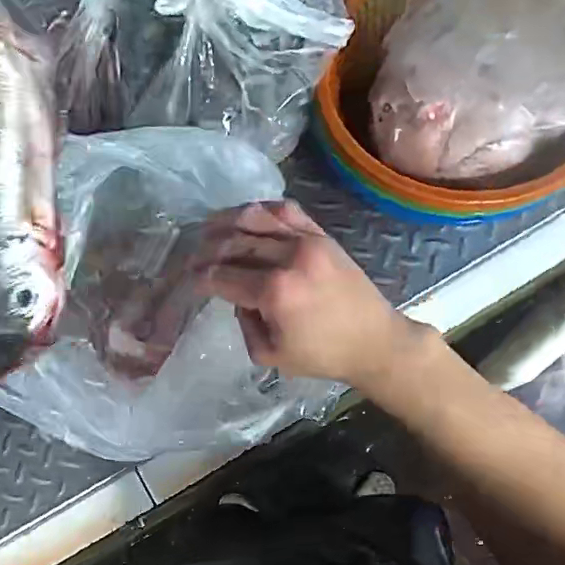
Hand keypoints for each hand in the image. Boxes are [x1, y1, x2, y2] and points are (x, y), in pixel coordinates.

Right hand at [196, 200, 427, 388]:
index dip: (201, 276)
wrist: (374, 341)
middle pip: (234, 242)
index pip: (223, 275)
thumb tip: (237, 297)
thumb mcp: (272, 355)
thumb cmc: (323, 355)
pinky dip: (262, 209)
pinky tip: (247, 215)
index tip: (190, 278)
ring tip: (210, 227)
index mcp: (274, 292)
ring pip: (256, 217)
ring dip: (227, 219)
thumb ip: (244, 325)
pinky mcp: (322, 235)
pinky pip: (287, 210)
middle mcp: (288, 258)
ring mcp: (307, 241)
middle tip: (193, 256)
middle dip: (207, 248)